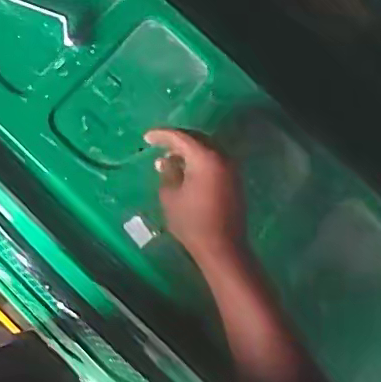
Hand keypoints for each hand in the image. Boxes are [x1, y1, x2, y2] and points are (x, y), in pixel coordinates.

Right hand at [145, 128, 246, 263]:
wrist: (221, 246)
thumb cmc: (191, 221)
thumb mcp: (170, 196)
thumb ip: (167, 173)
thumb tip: (165, 161)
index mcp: (205, 158)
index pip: (181, 137)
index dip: (162, 135)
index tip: (146, 137)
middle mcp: (221, 157)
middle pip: (197, 138)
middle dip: (177, 139)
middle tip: (159, 144)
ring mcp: (231, 168)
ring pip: (207, 148)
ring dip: (189, 149)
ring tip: (170, 156)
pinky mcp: (233, 179)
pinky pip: (214, 159)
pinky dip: (199, 158)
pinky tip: (186, 168)